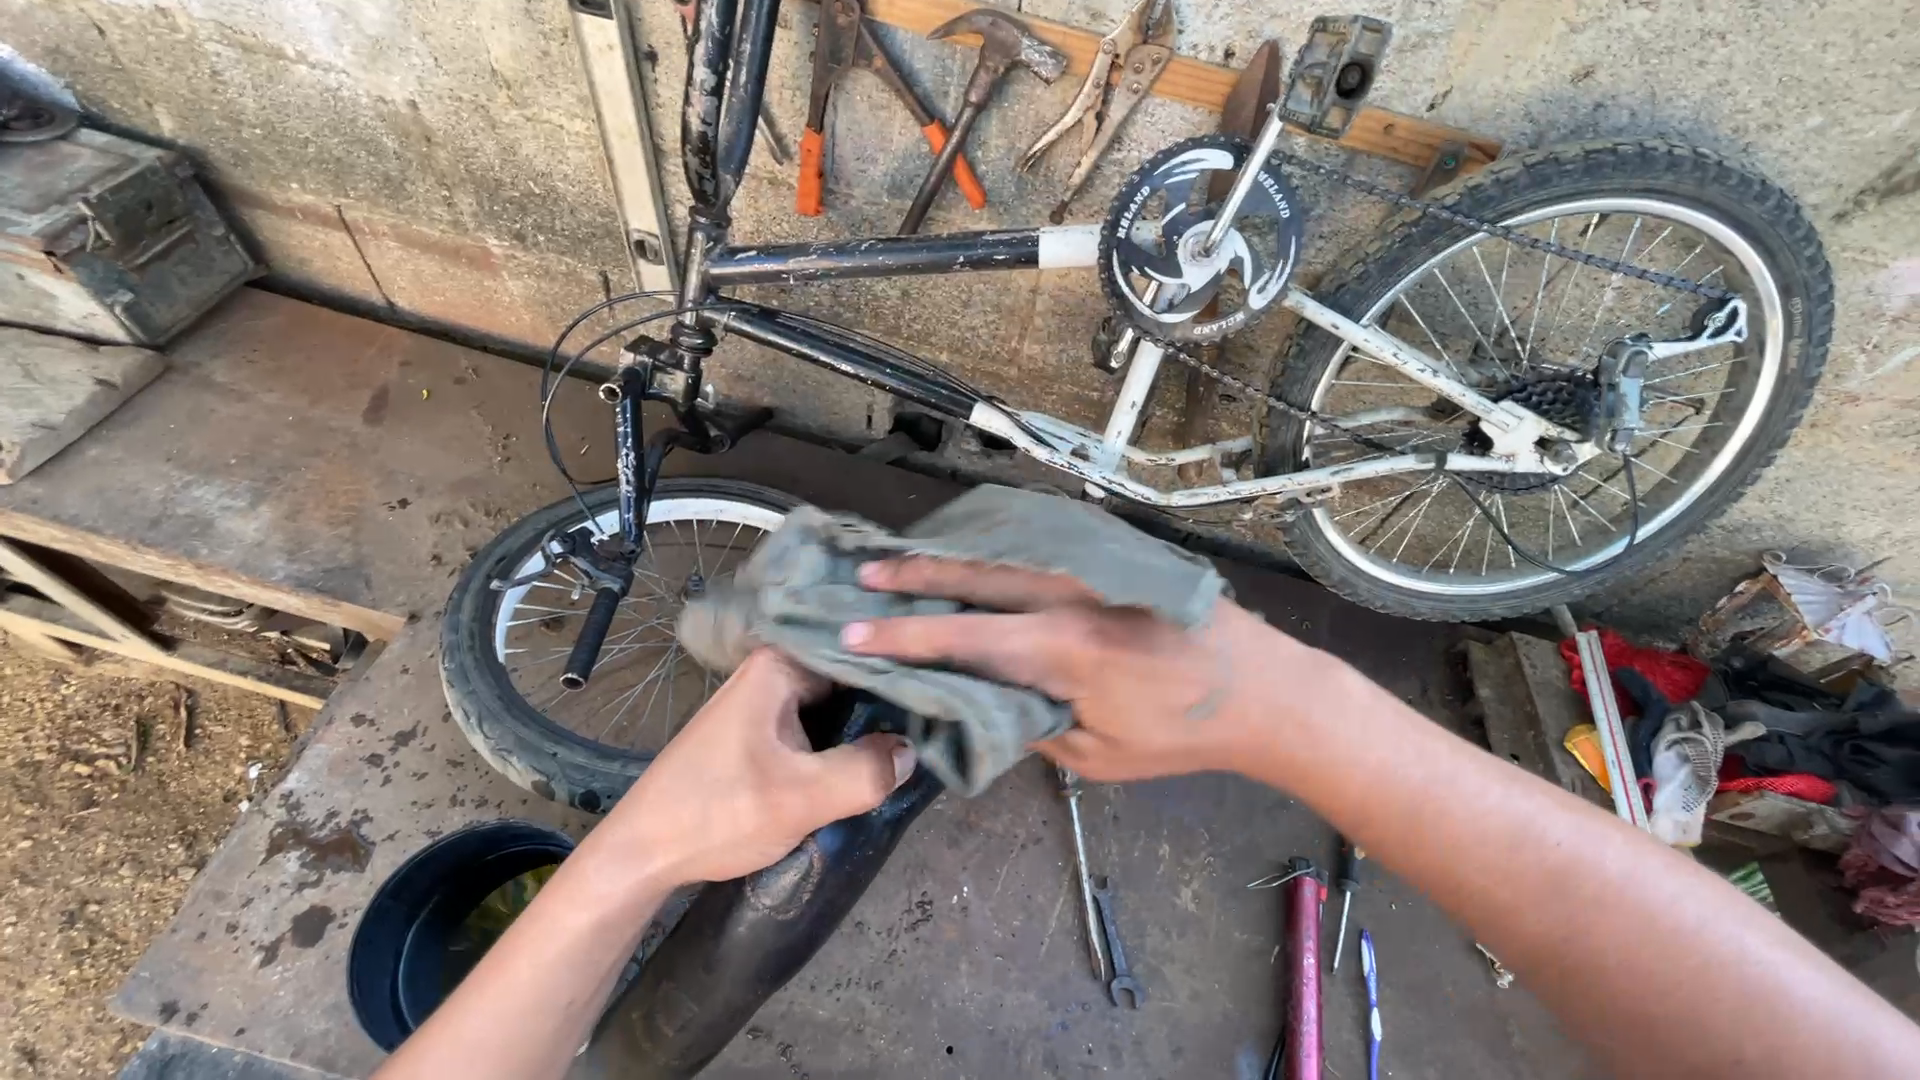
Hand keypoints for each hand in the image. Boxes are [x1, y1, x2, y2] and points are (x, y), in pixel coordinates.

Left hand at [589, 649, 916, 886]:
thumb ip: (865, 773)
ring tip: (922, 727)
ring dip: (868, 718)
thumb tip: (912, 753)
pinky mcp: (761, 727)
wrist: (641, 854)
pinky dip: (844, 733)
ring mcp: (765, 697)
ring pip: (835, 699)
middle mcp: (773, 668)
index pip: (860, 649)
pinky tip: (875, 749)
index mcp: (780, 664)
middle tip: (943, 712)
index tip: (947, 685)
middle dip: (890, 694)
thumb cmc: (716, 814)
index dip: (905, 667)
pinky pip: (817, 719)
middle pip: (849, 671)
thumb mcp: (800, 799)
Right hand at [841, 557, 1313, 781]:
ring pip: (1008, 550)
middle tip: (865, 570)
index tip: (853, 631)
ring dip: (953, 551)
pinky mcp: (1119, 556)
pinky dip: (1002, 542)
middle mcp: (1070, 595)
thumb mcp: (1098, 756)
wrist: (1267, 691)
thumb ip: (1034, 724)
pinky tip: (979, 542)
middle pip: (975, 576)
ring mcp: (1096, 568)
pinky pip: (1047, 541)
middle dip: (914, 575)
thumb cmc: (1181, 735)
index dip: (902, 638)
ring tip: (909, 552)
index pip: (962, 637)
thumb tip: (987, 699)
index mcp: (1061, 649)